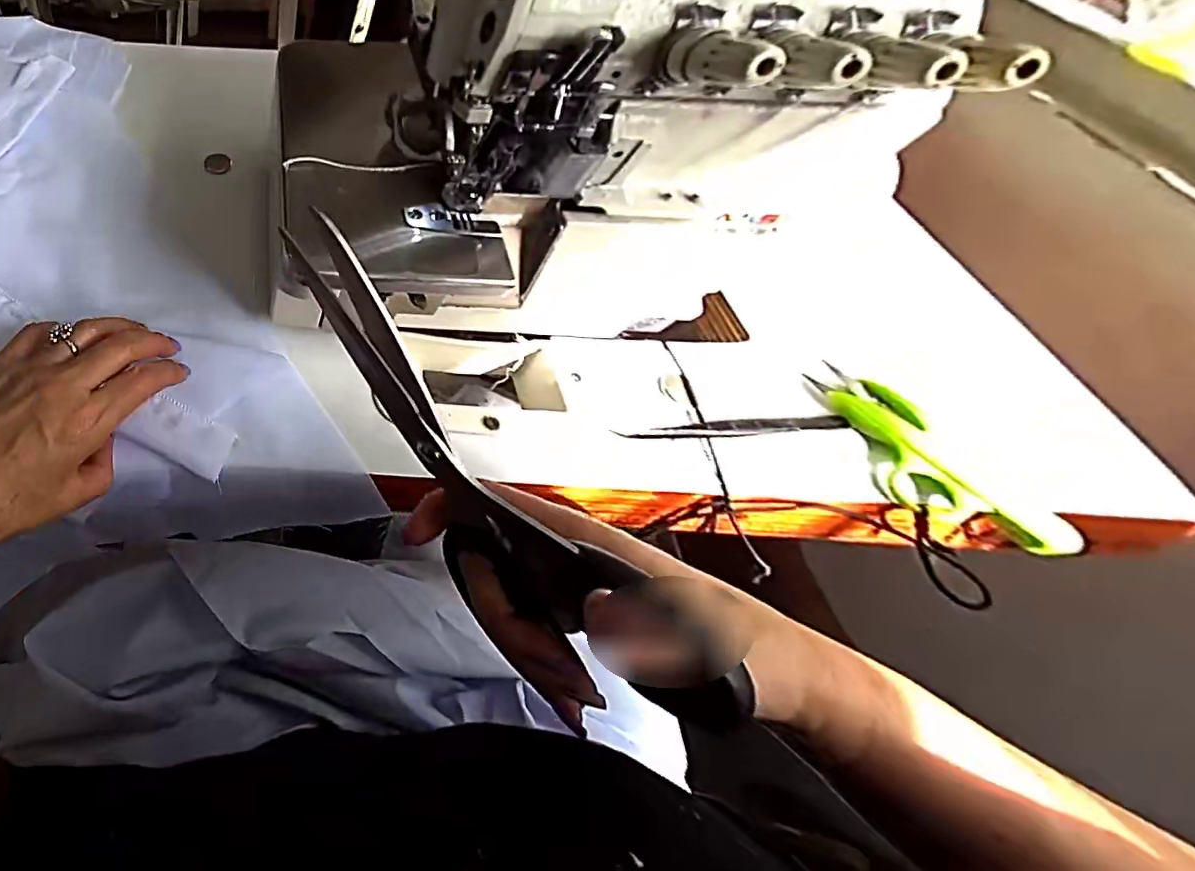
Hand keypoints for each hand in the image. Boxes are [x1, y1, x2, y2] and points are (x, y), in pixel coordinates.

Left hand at [0, 317, 186, 614]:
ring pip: (86, 329)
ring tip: (134, 331)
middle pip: (121, 346)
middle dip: (154, 341)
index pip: (140, 382)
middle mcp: (64, 386)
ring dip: (119, 326)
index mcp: (85, 423)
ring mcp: (30, 368)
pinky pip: (42, 331)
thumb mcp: (67, 499)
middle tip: (168, 345)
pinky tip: (73, 337)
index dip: (167, 372)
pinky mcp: (1, 363)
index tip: (179, 372)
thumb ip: (100, 467)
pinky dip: (67, 329)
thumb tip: (101, 438)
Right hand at [404, 483, 834, 733]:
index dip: (450, 506)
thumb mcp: (705, 640)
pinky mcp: (573, 610)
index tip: (418, 529)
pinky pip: (528, 627)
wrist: (775, 675)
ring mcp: (568, 581)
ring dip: (524, 651)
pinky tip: (568, 690)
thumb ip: (647, 625)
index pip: (501, 502)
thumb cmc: (746, 646)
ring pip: (505, 601)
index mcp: (587, 539)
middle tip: (556, 673)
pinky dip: (536, 662)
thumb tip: (585, 607)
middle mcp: (568, 552)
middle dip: (507, 625)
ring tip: (574, 690)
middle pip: (490, 567)